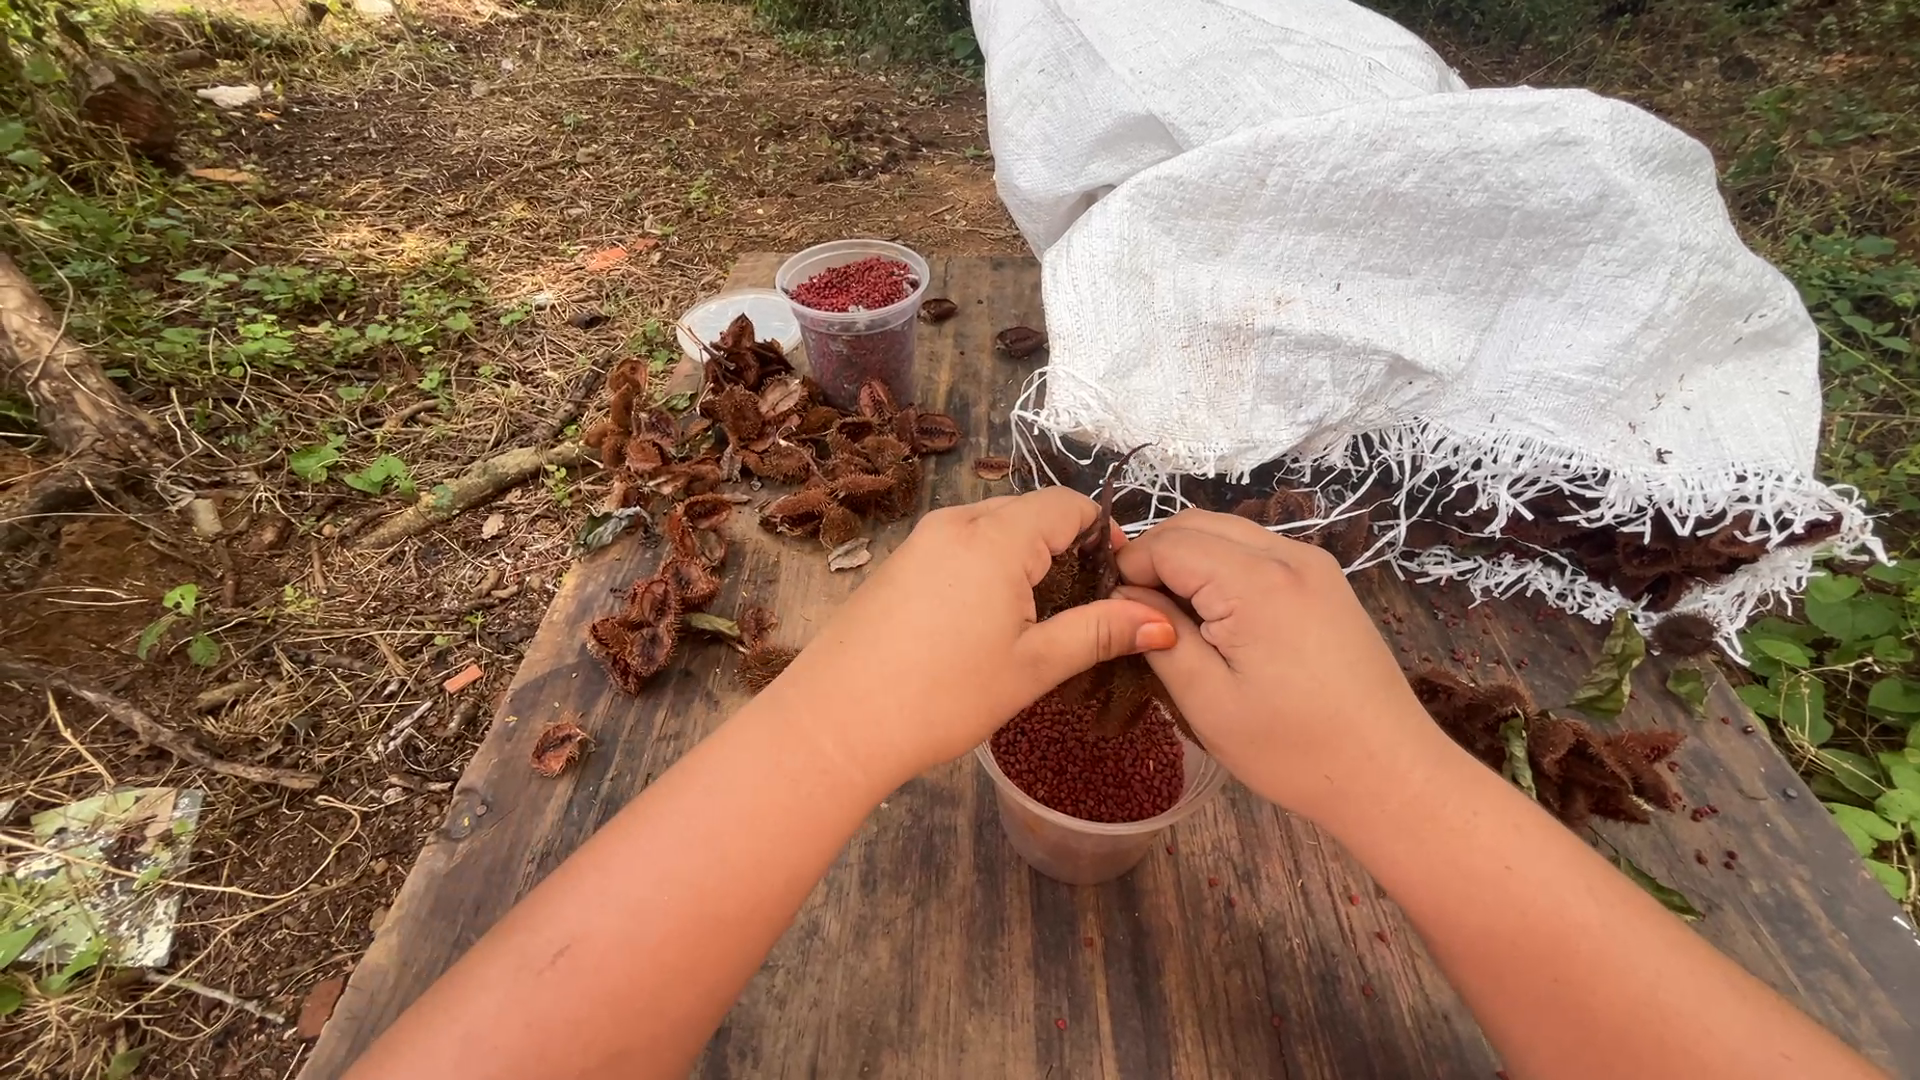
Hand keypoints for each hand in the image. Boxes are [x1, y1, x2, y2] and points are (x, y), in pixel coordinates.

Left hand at [760, 488, 1175, 785]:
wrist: (836, 722)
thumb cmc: (944, 695)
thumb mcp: (1032, 665)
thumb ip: (1098, 632)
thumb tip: (1160, 620)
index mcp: (995, 536)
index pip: (1067, 504)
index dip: (1102, 533)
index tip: (1117, 579)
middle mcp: (955, 521)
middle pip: (1029, 512)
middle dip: (1063, 547)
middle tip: (1079, 606)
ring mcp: (920, 540)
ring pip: (992, 528)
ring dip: (1024, 558)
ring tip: (1033, 617)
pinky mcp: (898, 563)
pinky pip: (959, 545)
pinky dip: (987, 566)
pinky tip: (983, 618)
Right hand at [1113, 510, 1449, 821]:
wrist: (1390, 772)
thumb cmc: (1291, 748)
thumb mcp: (1206, 701)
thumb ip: (1159, 636)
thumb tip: (1127, 596)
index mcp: (1255, 583)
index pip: (1168, 543)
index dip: (1130, 567)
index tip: (1112, 608)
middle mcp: (1287, 555)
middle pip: (1196, 523)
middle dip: (1154, 555)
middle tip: (1136, 609)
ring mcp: (1312, 563)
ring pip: (1226, 531)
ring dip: (1187, 557)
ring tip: (1172, 613)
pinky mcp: (1325, 579)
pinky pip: (1255, 549)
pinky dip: (1221, 564)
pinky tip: (1216, 612)